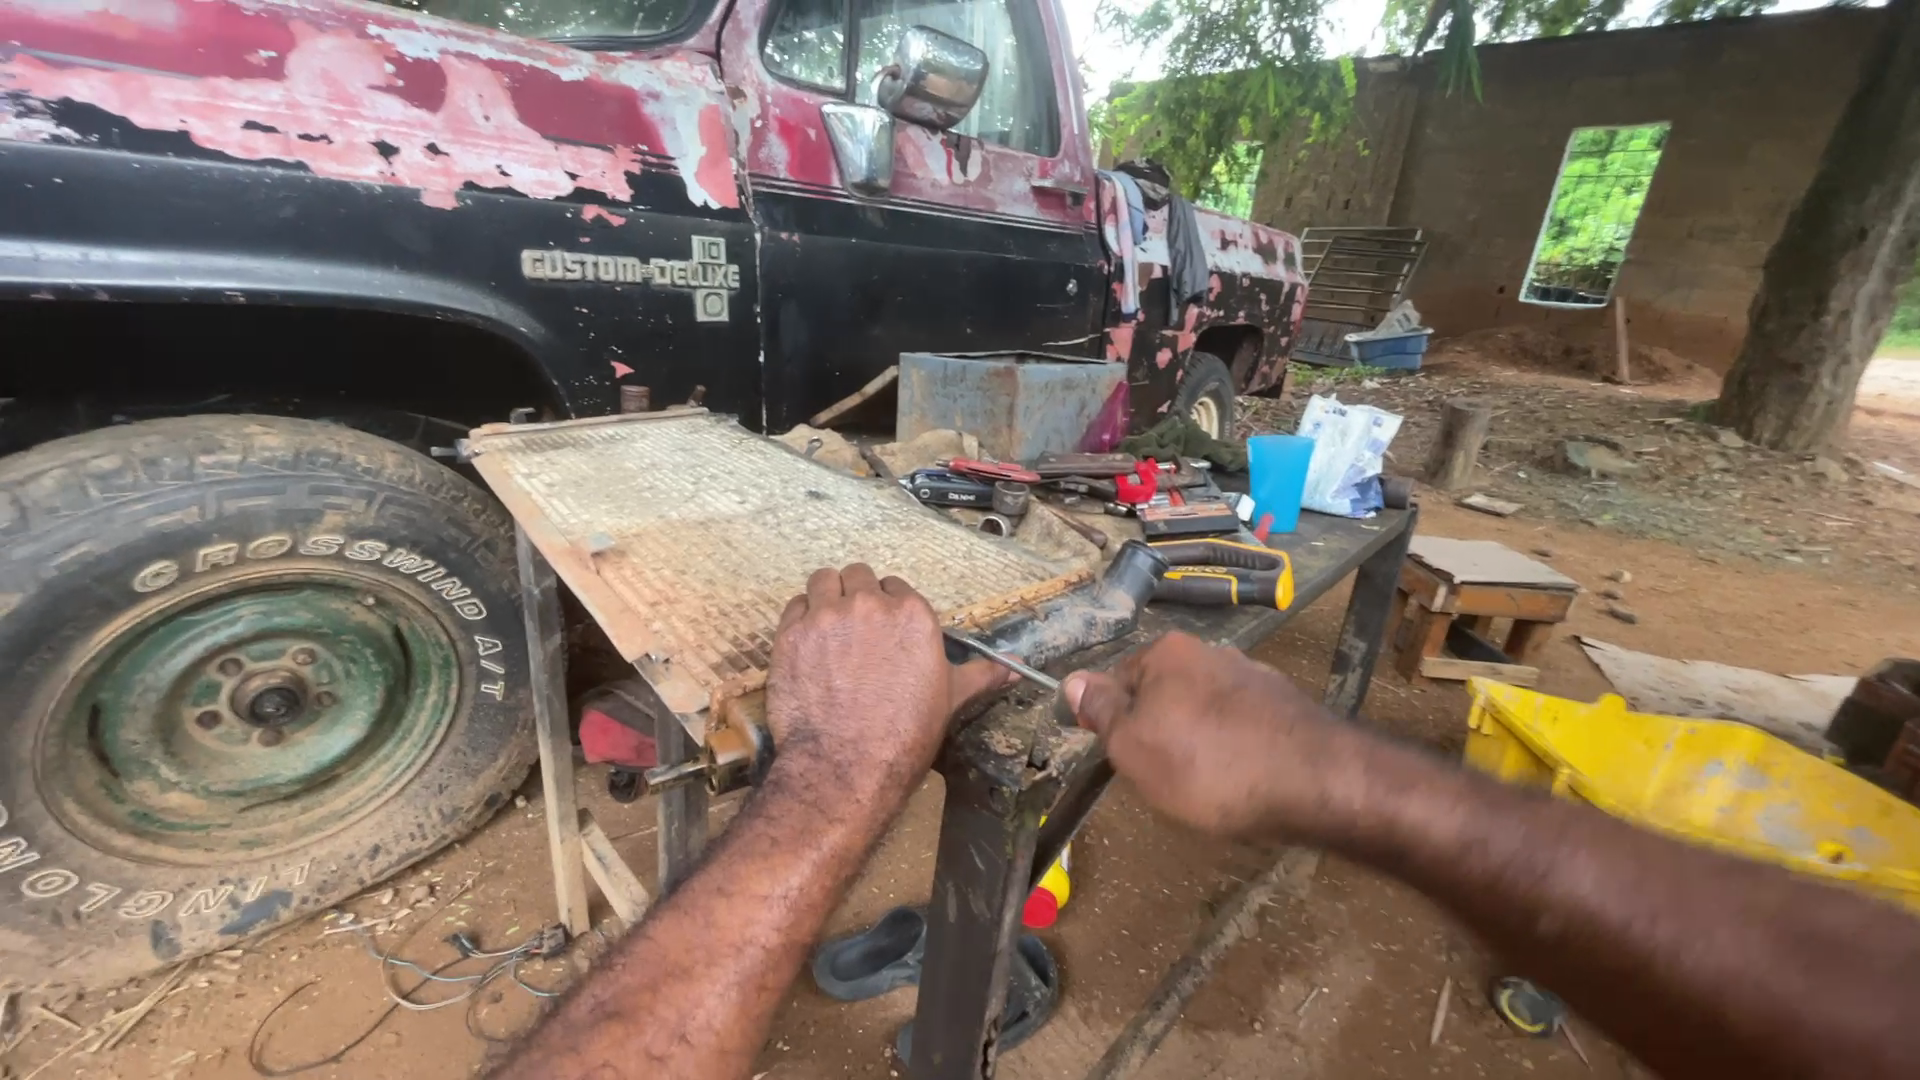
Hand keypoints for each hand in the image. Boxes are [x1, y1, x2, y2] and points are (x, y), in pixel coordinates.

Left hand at [765, 565, 1011, 807]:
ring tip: (828, 625)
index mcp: (913, 613)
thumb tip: (1016, 668)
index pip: (896, 587)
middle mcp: (870, 604)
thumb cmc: (906, 733)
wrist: (847, 767)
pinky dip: (800, 617)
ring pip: (823, 580)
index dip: (889, 606)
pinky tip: (807, 642)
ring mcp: (827, 616)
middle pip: (859, 575)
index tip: (885, 630)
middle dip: (857, 594)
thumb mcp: (950, 698)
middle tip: (855, 628)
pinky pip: (794, 605)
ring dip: (826, 595)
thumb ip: (981, 673)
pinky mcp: (791, 634)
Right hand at [1062, 632, 1370, 841]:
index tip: (1123, 758)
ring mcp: (1253, 675)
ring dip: (1197, 738)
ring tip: (1207, 783)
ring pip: (1203, 708)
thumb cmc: (1207, 765)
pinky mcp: (1287, 704)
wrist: (1316, 782)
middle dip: (1158, 729)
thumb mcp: (1133, 746)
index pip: (1118, 680)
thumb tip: (1072, 680)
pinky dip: (1235, 746)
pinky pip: (1242, 724)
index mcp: (1167, 653)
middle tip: (1162, 775)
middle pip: (1163, 692)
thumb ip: (1101, 711)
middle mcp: (1210, 652)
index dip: (1114, 721)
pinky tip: (1243, 778)